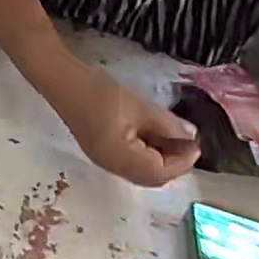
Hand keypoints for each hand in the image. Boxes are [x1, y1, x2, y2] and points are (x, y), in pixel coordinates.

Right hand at [59, 66, 198, 186]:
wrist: (62, 81)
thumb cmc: (99, 93)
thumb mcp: (138, 106)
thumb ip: (166, 125)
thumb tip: (191, 137)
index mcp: (122, 159)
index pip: (162, 172)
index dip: (183, 160)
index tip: (197, 142)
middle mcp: (112, 167)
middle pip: (151, 177)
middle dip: (173, 163)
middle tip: (186, 141)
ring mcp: (104, 160)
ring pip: (141, 171)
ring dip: (160, 159)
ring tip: (172, 136)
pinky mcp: (100, 151)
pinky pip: (130, 163)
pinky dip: (146, 154)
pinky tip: (150, 135)